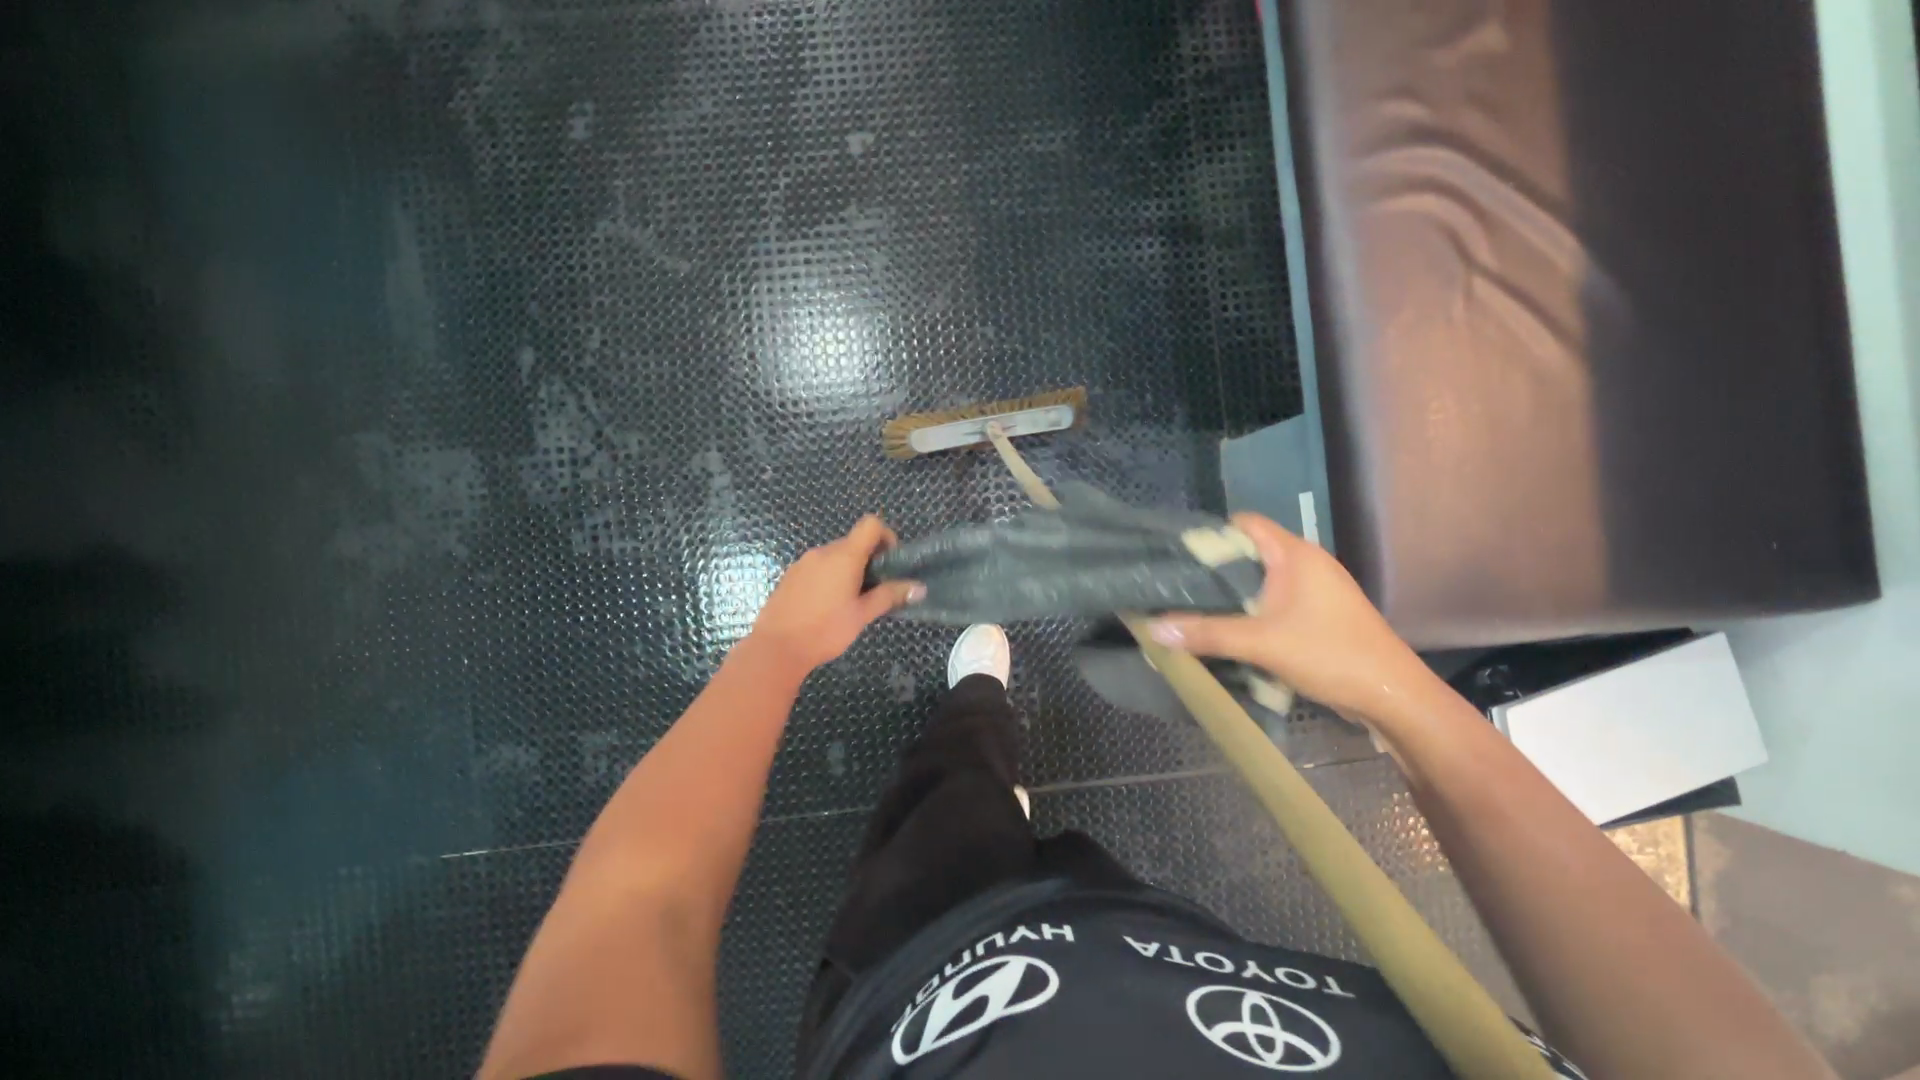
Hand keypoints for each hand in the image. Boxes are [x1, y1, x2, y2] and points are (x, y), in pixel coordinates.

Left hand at [747, 515, 923, 673]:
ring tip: (850, 603)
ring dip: (848, 571)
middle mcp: (822, 552)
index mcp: (843, 556)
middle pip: (853, 542)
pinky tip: (827, 607)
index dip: (886, 537)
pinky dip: (829, 578)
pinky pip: (817, 568)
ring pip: (834, 557)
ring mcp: (803, 563)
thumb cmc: (825, 630)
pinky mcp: (790, 576)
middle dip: (868, 561)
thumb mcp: (862, 615)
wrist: (776, 648)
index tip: (890, 563)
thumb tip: (919, 588)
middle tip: (874, 592)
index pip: (870, 525)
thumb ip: (890, 596)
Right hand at [1149, 513, 1437, 722]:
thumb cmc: (1329, 654)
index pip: (1245, 524)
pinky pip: (1276, 605)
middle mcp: (1307, 564)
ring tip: (1193, 611)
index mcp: (1296, 554)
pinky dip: (1252, 615)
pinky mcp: (1321, 617)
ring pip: (1263, 583)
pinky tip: (1229, 634)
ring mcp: (1317, 592)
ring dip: (1233, 597)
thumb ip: (1206, 634)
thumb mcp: (1261, 643)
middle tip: (1175, 588)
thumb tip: (1152, 629)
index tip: (1176, 556)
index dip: (1211, 534)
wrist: (1392, 695)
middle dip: (1215, 571)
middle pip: (1250, 555)